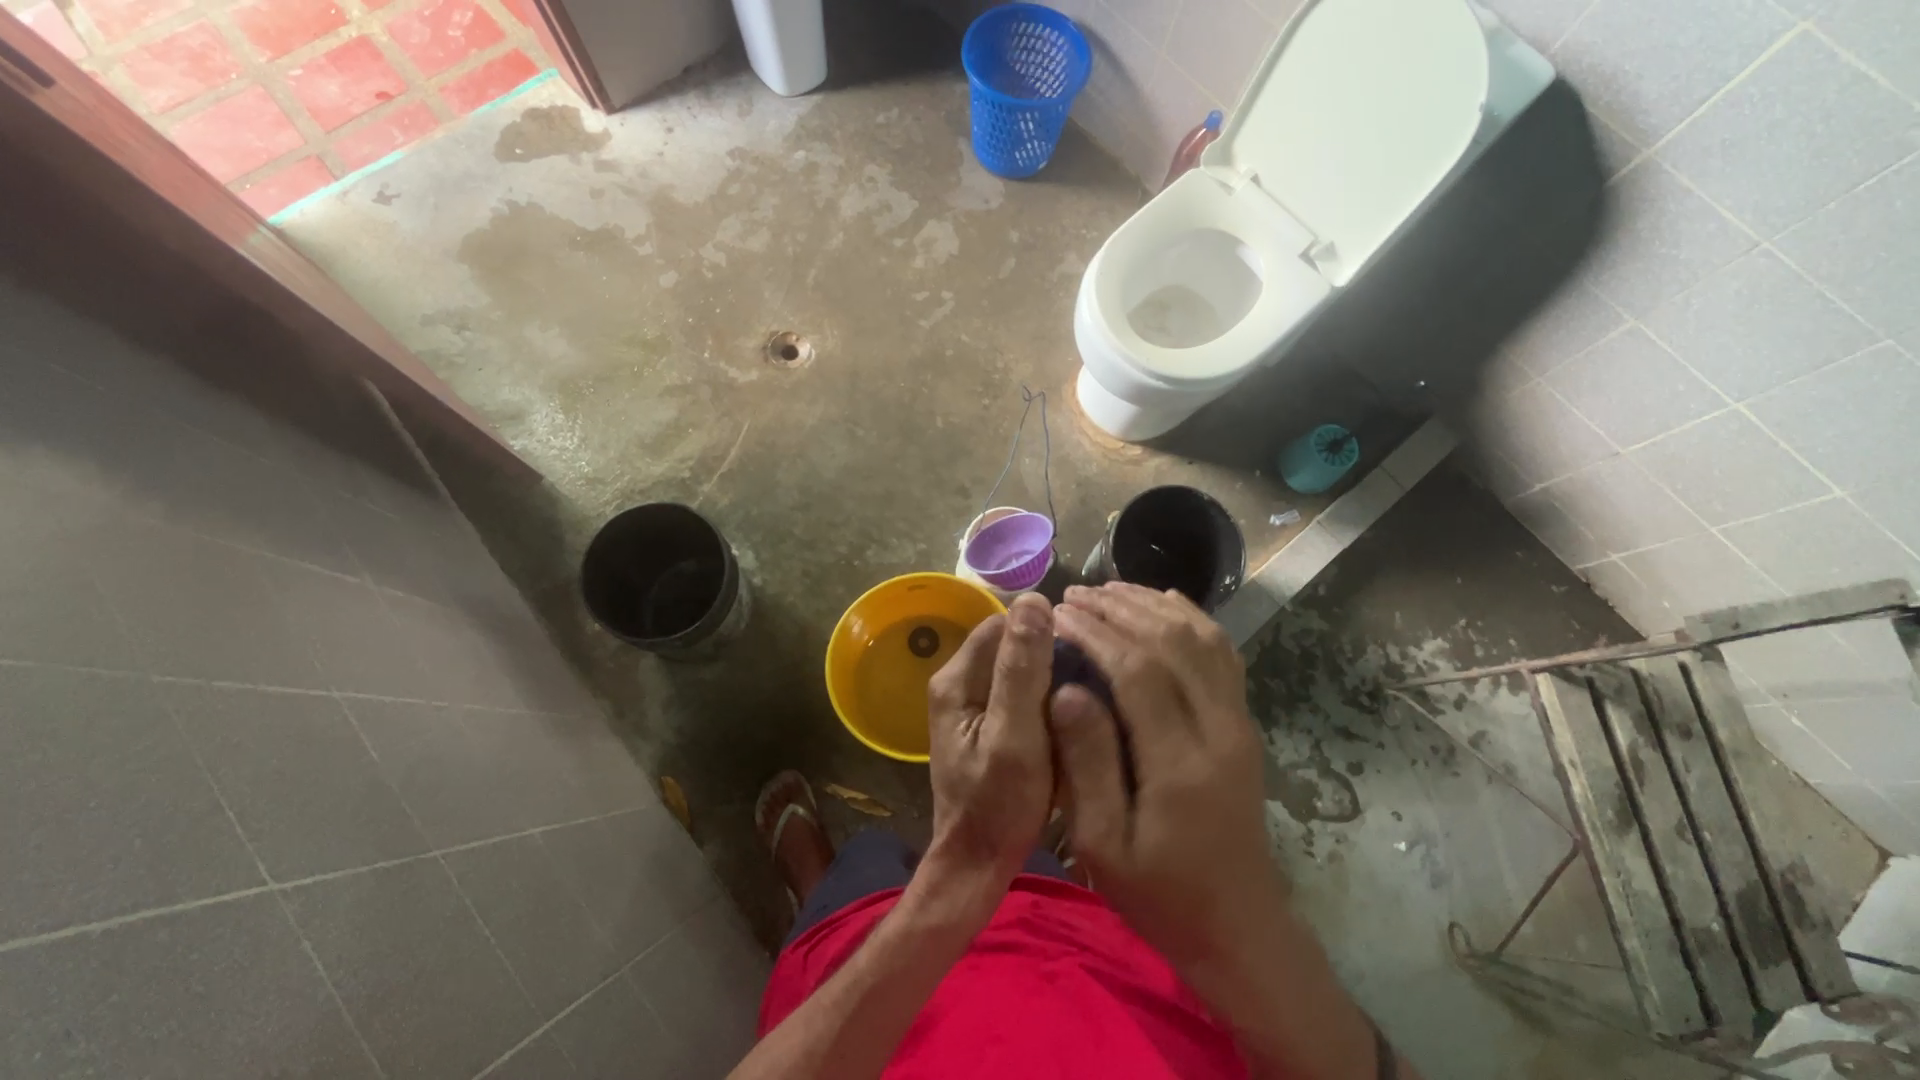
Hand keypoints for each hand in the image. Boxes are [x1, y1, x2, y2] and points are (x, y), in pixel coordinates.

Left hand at [922, 593, 1057, 898]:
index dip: (1045, 631)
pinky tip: (1070, 722)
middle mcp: (957, 684)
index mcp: (956, 679)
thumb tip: (1033, 601)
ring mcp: (970, 707)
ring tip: (1087, 699)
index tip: (1084, 651)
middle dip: (1051, 656)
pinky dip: (1045, 703)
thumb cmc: (999, 804)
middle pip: (1011, 646)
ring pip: (1019, 671)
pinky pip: (1021, 697)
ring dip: (1051, 681)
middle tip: (1092, 680)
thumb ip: (1023, 670)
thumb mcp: (1016, 734)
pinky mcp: (986, 728)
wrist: (979, 863)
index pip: (1003, 624)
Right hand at [1048, 583, 1284, 968]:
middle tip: (1074, 594)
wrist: (1236, 924)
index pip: (1138, 672)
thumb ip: (1086, 762)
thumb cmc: (1158, 893)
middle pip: (1173, 643)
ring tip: (1109, 590)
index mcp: (1180, 764)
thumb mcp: (1103, 842)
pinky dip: (1194, 619)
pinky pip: (1224, 656)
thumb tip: (1066, 689)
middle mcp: (1219, 731)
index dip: (1096, 634)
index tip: (1057, 615)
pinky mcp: (1244, 726)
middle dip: (1120, 609)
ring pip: (1203, 640)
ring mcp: (1239, 725)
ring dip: (1155, 606)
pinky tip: (1165, 602)